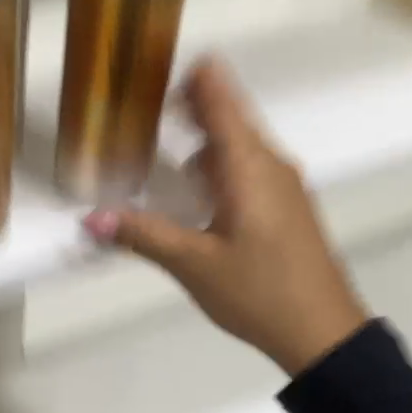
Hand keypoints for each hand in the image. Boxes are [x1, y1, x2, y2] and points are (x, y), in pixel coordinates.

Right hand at [83, 57, 370, 376]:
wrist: (321, 330)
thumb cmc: (257, 292)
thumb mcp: (193, 265)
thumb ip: (142, 236)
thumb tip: (90, 221)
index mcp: (248, 164)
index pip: (218, 94)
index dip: (184, 82)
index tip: (146, 93)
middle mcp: (270, 162)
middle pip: (226, 117)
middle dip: (184, 117)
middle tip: (138, 133)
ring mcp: (284, 184)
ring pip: (237, 148)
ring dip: (199, 149)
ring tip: (158, 171)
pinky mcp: (287, 208)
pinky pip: (248, 172)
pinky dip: (218, 173)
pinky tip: (196, 205)